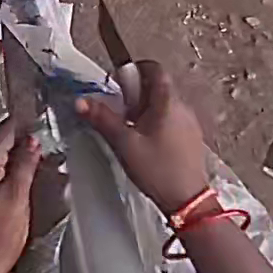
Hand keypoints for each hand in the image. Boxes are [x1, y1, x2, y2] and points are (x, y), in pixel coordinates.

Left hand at [0, 114, 42, 272]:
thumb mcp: (17, 198)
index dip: (24, 120)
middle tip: (50, 127)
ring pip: (4, 156)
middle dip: (24, 133)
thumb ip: (24, 166)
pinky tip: (33, 171)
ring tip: (47, 147)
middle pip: (3, 140)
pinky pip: (3, 170)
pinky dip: (18, 166)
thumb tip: (32, 139)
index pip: (5, 130)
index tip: (43, 111)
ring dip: (22, 150)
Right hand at [76, 61, 209, 214]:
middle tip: (120, 110)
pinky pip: (172, 119)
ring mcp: (190, 123)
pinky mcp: (192, 138)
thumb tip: (80, 101)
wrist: (188, 203)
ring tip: (130, 128)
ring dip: (145, 108)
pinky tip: (146, 142)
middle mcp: (182, 107)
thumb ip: (102, 119)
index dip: (135, 69)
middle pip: (158, 86)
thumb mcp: (124, 143)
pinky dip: (156, 121)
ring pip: (164, 103)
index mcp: (168, 101)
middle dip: (136, 93)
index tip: (119, 83)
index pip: (154, 69)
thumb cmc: (157, 169)